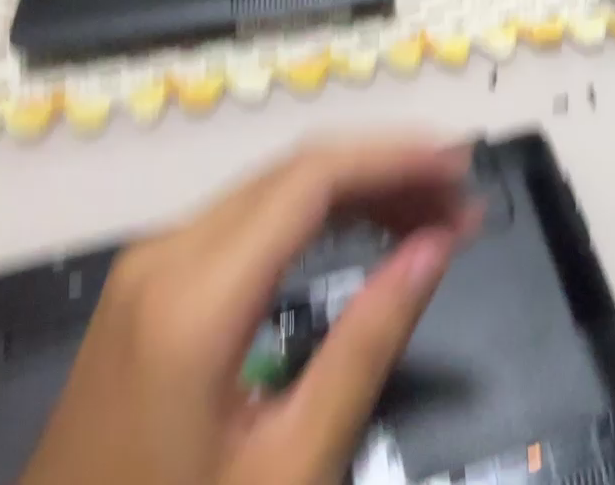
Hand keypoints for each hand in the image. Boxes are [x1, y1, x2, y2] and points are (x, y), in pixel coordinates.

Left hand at [17, 138, 482, 484]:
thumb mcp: (292, 459)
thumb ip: (369, 343)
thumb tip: (436, 247)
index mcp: (194, 297)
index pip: (311, 180)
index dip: (395, 159)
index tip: (462, 165)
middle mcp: (166, 253)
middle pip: (294, 173)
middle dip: (386, 171)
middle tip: (460, 198)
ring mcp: (151, 264)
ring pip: (273, 189)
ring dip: (356, 189)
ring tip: (431, 214)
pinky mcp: (151, 282)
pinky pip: (247, 220)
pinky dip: (315, 214)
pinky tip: (365, 231)